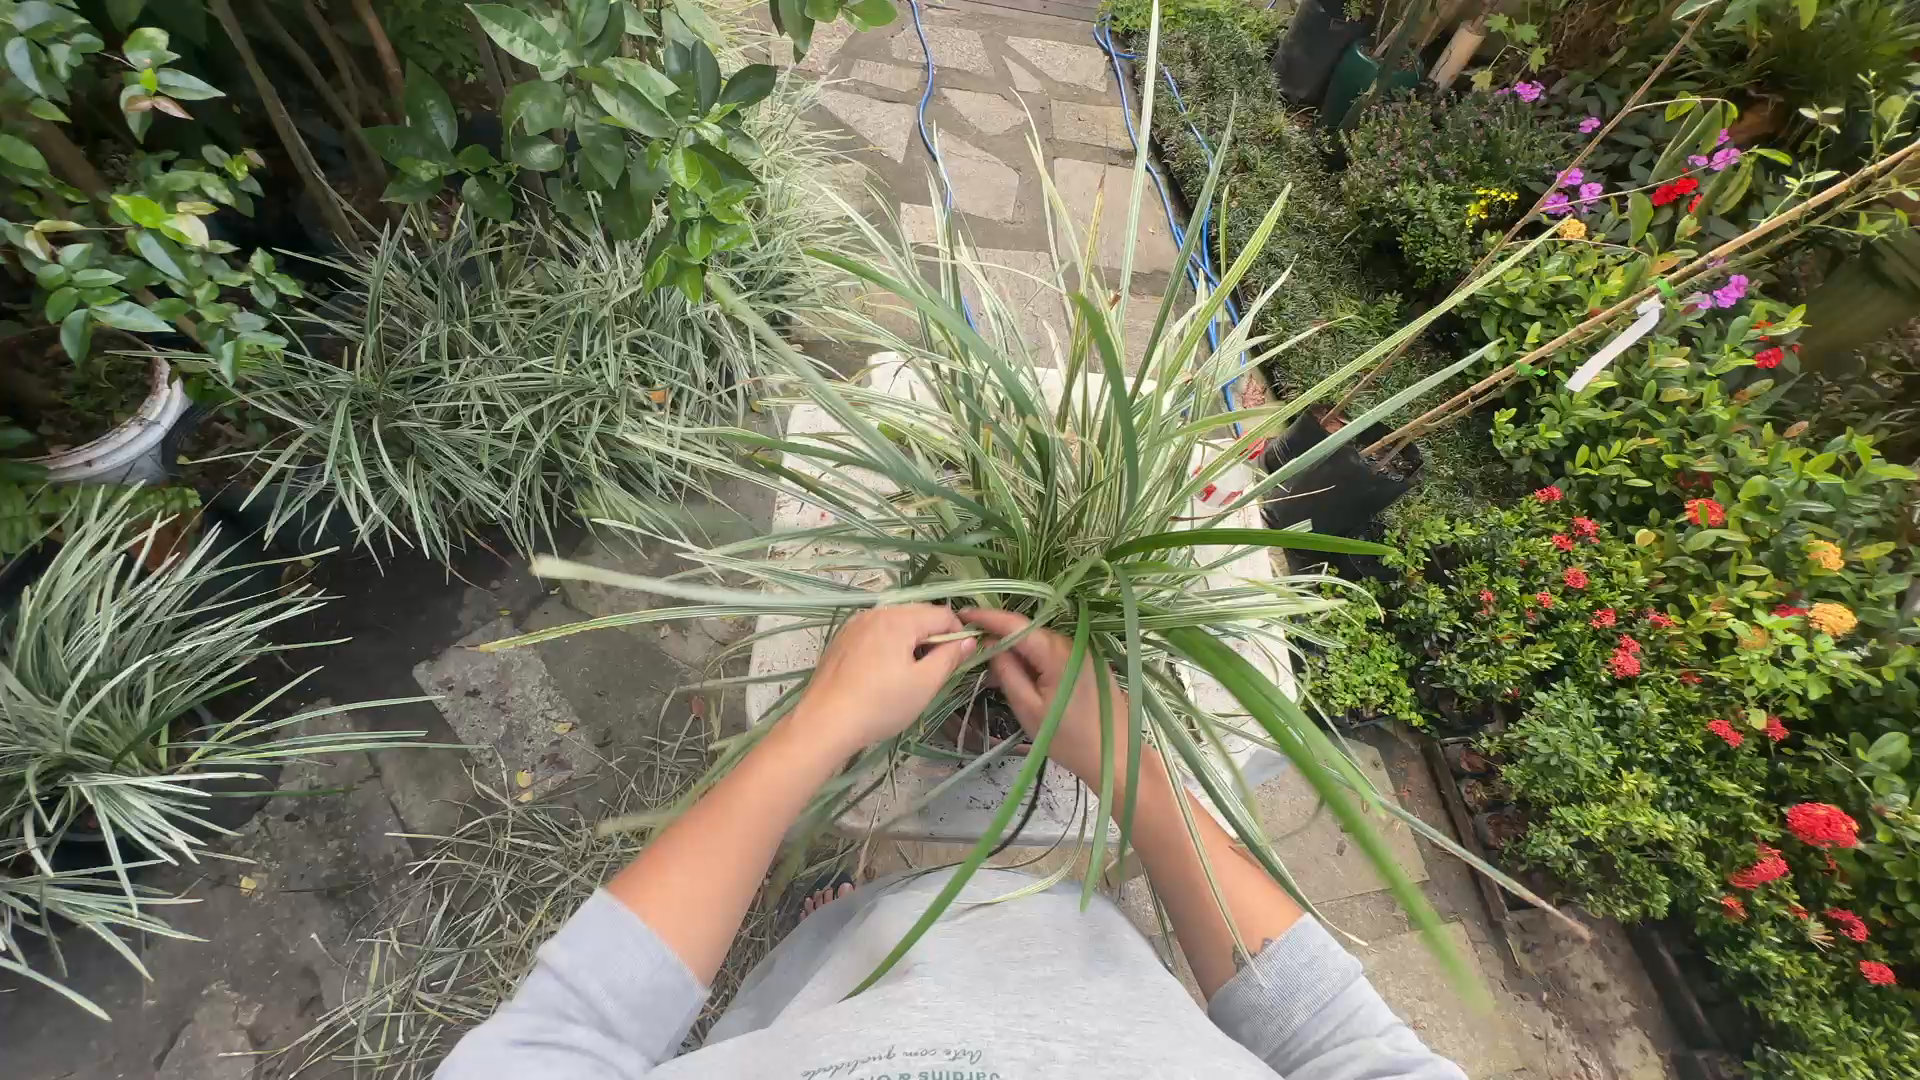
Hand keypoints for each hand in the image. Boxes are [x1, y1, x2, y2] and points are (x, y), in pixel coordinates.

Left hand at [788, 604, 977, 755]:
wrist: (824, 724)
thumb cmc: (880, 705)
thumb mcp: (924, 684)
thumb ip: (949, 657)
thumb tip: (968, 641)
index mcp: (899, 619)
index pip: (942, 614)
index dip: (958, 634)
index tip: (958, 660)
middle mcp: (876, 613)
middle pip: (918, 614)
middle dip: (933, 636)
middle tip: (933, 670)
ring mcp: (855, 624)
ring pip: (896, 623)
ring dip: (911, 641)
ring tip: (908, 674)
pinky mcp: (842, 639)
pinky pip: (876, 632)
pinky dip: (888, 645)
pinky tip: (883, 673)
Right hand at [958, 608, 1133, 787]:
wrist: (1116, 758)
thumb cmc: (1069, 740)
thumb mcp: (1028, 708)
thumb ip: (1006, 671)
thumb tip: (989, 644)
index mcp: (1055, 651)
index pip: (1014, 623)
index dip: (986, 617)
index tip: (960, 614)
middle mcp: (1070, 643)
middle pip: (1026, 632)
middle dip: (998, 639)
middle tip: (974, 658)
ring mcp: (1082, 651)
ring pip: (1039, 643)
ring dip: (1017, 653)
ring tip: (996, 676)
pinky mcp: (1089, 662)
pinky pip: (1054, 653)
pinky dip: (1035, 660)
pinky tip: (1024, 680)